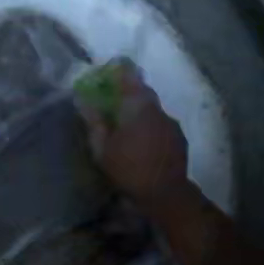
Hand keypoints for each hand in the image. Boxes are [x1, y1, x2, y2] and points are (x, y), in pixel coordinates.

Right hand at [77, 59, 191, 213]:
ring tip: (128, 129)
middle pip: (143, 92)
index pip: (129, 76)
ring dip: (141, 114)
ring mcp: (172, 123)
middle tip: (114, 105)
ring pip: (153, 110)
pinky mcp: (179, 138)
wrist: (165, 193)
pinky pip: (162, 125)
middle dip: (129, 94)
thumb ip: (94, 122)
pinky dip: (152, 128)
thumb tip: (84, 101)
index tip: (107, 75)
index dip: (118, 72)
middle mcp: (158, 109)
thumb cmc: (129, 169)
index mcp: (138, 106)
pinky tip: (144, 143)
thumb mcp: (102, 149)